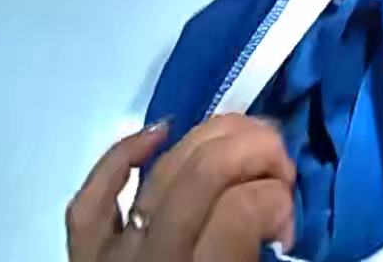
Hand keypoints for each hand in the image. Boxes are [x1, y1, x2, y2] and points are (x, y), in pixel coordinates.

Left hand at [66, 115, 296, 261]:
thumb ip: (260, 261)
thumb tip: (281, 214)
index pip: (239, 212)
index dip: (275, 198)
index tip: (290, 221)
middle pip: (204, 174)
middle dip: (256, 150)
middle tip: (281, 169)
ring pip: (163, 170)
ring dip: (215, 137)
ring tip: (248, 141)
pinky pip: (92, 198)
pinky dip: (124, 154)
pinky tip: (162, 133)